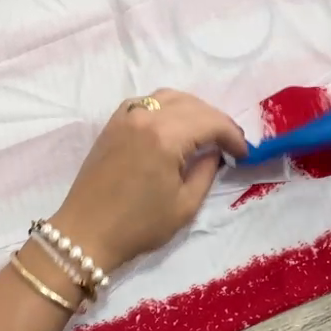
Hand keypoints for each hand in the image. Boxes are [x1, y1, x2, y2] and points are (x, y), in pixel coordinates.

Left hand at [50, 90, 247, 273]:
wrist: (86, 233)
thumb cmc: (138, 226)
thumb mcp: (185, 205)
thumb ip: (206, 171)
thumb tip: (214, 153)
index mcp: (165, 137)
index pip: (211, 122)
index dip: (233, 135)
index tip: (244, 154)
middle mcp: (146, 117)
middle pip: (193, 105)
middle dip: (216, 121)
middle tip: (230, 144)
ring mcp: (126, 116)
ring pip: (169, 97)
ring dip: (193, 109)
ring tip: (206, 132)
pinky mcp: (113, 123)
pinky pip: (147, 102)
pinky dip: (167, 107)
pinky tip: (175, 126)